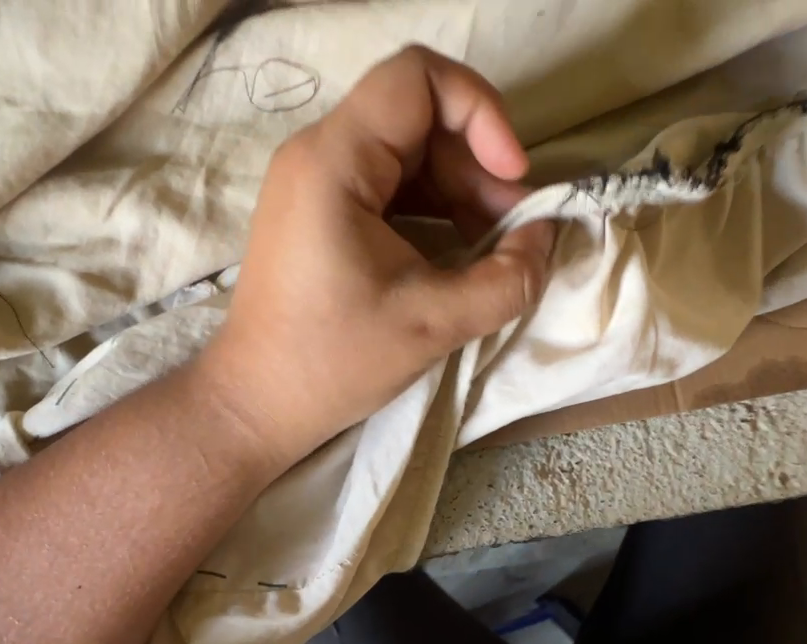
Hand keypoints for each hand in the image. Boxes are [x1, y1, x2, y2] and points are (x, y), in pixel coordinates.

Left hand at [201, 46, 555, 461]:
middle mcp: (320, 154)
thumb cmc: (333, 362)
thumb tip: (547, 240)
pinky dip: (434, 209)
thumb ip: (508, 280)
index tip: (511, 178)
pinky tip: (460, 253)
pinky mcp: (322, 213)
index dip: (481, 112)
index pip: (418, 78)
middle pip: (420, 116)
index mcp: (334, 163)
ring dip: (462, 191)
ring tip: (492, 249)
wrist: (258, 402)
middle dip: (479, 165)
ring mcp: (317, 182)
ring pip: (409, 152)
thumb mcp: (433, 324)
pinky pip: (391, 185)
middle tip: (513, 230)